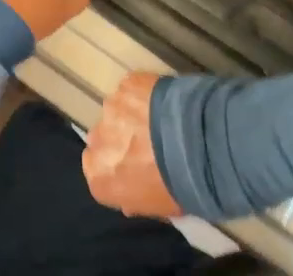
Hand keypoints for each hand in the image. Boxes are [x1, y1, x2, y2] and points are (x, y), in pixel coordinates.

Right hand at [83, 71, 181, 218]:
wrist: (195, 146)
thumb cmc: (174, 186)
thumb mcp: (155, 207)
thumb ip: (134, 199)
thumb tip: (129, 198)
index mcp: (99, 178)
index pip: (97, 171)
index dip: (115, 166)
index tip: (133, 165)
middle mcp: (98, 141)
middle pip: (103, 138)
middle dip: (119, 139)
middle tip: (146, 142)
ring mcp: (111, 108)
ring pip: (117, 111)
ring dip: (132, 115)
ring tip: (159, 119)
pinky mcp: (127, 84)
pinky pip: (133, 89)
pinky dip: (144, 94)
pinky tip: (163, 101)